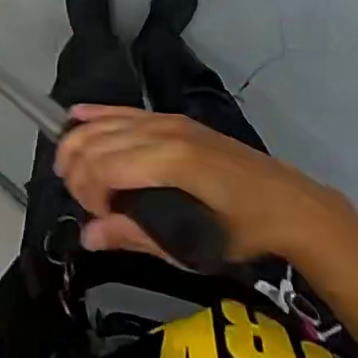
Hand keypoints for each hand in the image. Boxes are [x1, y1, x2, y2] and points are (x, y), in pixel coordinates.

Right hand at [55, 105, 351, 260]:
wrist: (288, 204)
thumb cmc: (241, 230)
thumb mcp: (192, 245)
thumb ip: (135, 235)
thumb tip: (89, 236)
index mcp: (171, 162)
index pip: (104, 166)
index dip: (88, 193)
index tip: (98, 219)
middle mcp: (165, 132)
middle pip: (98, 141)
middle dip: (78, 170)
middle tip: (82, 201)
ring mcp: (168, 121)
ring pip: (106, 123)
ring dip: (80, 143)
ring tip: (69, 171)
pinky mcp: (173, 119)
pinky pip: (126, 111)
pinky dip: (98, 114)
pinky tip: (76, 115)